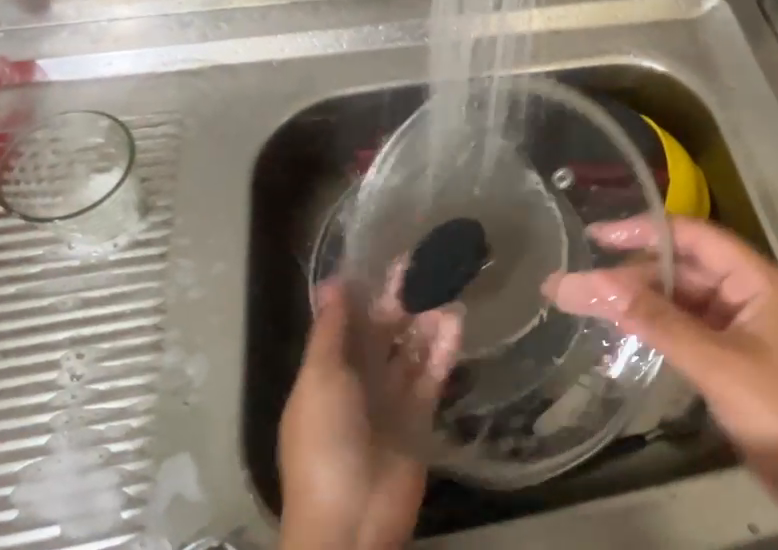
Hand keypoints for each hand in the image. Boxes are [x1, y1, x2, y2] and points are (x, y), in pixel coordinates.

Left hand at [279, 280, 460, 549]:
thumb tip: (331, 281)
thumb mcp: (319, 380)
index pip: (347, 323)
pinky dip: (443, 352)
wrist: (350, 520)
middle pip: (382, 335)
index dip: (366, 292)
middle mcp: (357, 383)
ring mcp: (389, 402)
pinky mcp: (418, 419)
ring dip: (427, 324)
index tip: (390, 258)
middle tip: (429, 265)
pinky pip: (431, 378)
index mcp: (325, 374)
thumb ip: (331, 332)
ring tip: (450, 290)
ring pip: (410, 353)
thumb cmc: (325, 443)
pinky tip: (458, 324)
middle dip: (402, 302)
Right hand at [545, 216, 777, 548]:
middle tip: (574, 285)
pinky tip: (626, 331)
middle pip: (684, 270)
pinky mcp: (740, 360)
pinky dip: (660, 328)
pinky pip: (693, 330)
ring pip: (685, 302)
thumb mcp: (719, 366)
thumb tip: (595, 282)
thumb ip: (659, 322)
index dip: (643, 231)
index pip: (694, 236)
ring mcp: (747, 329)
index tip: (593, 235)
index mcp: (759, 280)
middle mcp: (752, 294)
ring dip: (641, 302)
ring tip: (586, 304)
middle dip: (631, 274)